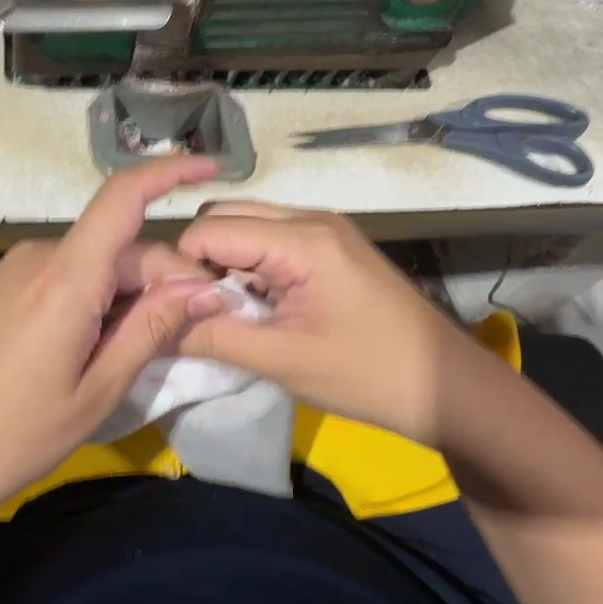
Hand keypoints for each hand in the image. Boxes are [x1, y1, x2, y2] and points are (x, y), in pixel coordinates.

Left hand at [0, 156, 223, 526]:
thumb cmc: (8, 436)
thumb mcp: (95, 392)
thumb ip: (152, 330)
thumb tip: (206, 288)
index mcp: (66, 276)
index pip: (124, 198)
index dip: (171, 172)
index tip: (214, 167)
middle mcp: (39, 256)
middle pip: (120, 247)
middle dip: (164, 279)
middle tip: (193, 333)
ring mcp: (14, 270)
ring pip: (94, 265)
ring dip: (129, 294)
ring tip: (136, 356)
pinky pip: (65, 279)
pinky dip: (96, 301)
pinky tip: (95, 349)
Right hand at [176, 202, 483, 445]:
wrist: (448, 388)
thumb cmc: (369, 376)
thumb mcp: (284, 362)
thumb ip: (215, 337)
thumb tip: (154, 329)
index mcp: (301, 239)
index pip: (210, 228)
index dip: (185, 267)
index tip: (181, 309)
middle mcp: (310, 217)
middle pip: (225, 215)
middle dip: (202, 258)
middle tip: (203, 308)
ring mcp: (324, 227)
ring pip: (247, 223)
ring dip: (227, 260)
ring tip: (231, 309)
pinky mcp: (331, 244)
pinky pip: (271, 237)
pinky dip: (252, 263)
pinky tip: (259, 304)